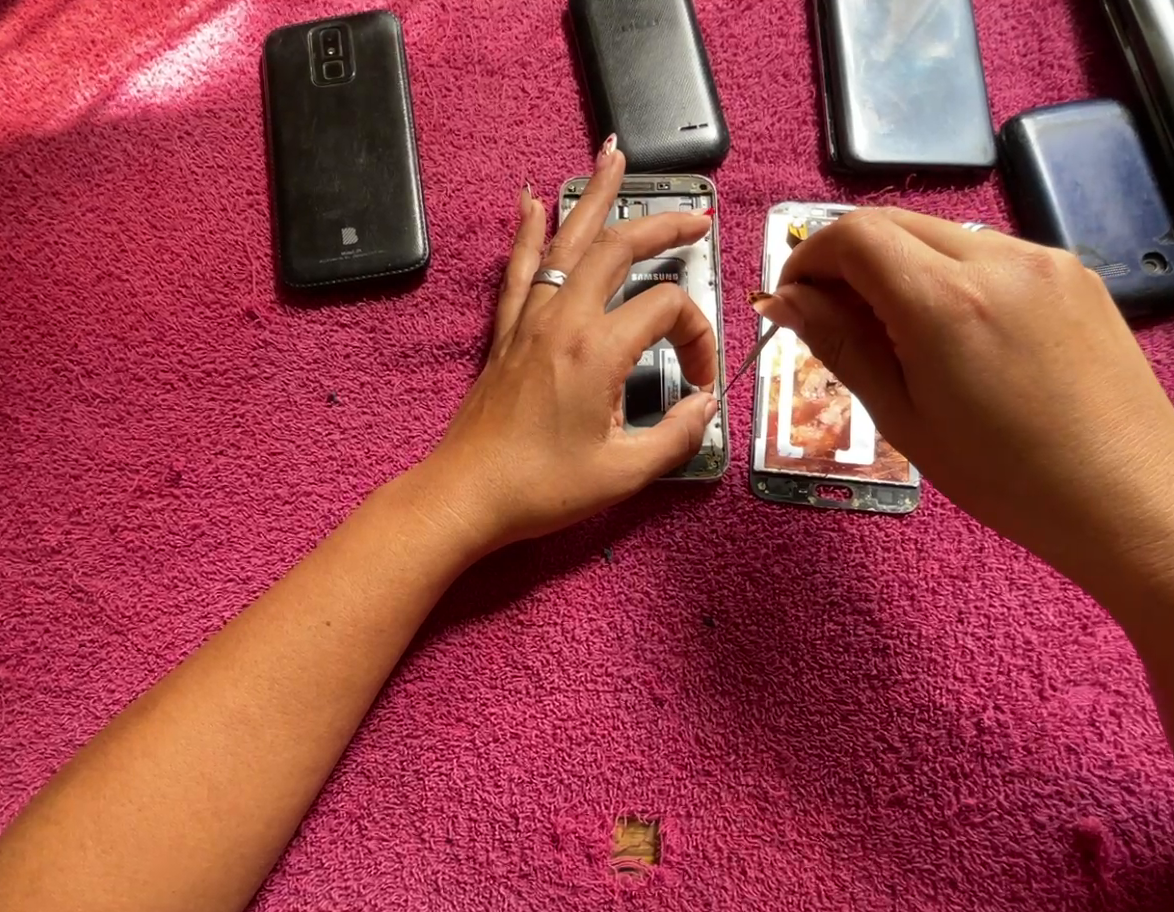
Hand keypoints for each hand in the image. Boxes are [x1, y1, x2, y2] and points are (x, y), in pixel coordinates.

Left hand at [414, 140, 718, 551]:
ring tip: (613, 155)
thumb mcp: (623, 472)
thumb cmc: (542, 488)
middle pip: (617, 247)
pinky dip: (528, 233)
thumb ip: (675, 436)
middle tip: (696, 216)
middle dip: (661, 225)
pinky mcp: (505, 335)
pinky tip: (530, 202)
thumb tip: (705, 407)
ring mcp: (529, 323)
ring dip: (594, 198)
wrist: (468, 494)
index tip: (699, 383)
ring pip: (566, 242)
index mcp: (597, 350)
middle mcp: (563, 321)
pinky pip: (519, 270)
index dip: (698, 338)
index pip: (666, 310)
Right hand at [753, 208, 1173, 587]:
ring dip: (892, 265)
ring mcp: (1042, 258)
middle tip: (828, 319)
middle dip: (843, 259)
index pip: (854, 235)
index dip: (808, 258)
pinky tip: (945, 332)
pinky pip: (983, 251)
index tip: (792, 302)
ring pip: (937, 233)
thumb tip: (785, 301)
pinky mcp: (1070, 270)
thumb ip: (840, 344)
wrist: (1125, 491)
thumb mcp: (900, 415)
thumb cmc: (999, 473)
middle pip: (891, 222)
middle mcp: (996, 259)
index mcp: (945, 302)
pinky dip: (941, 273)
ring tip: (888, 333)